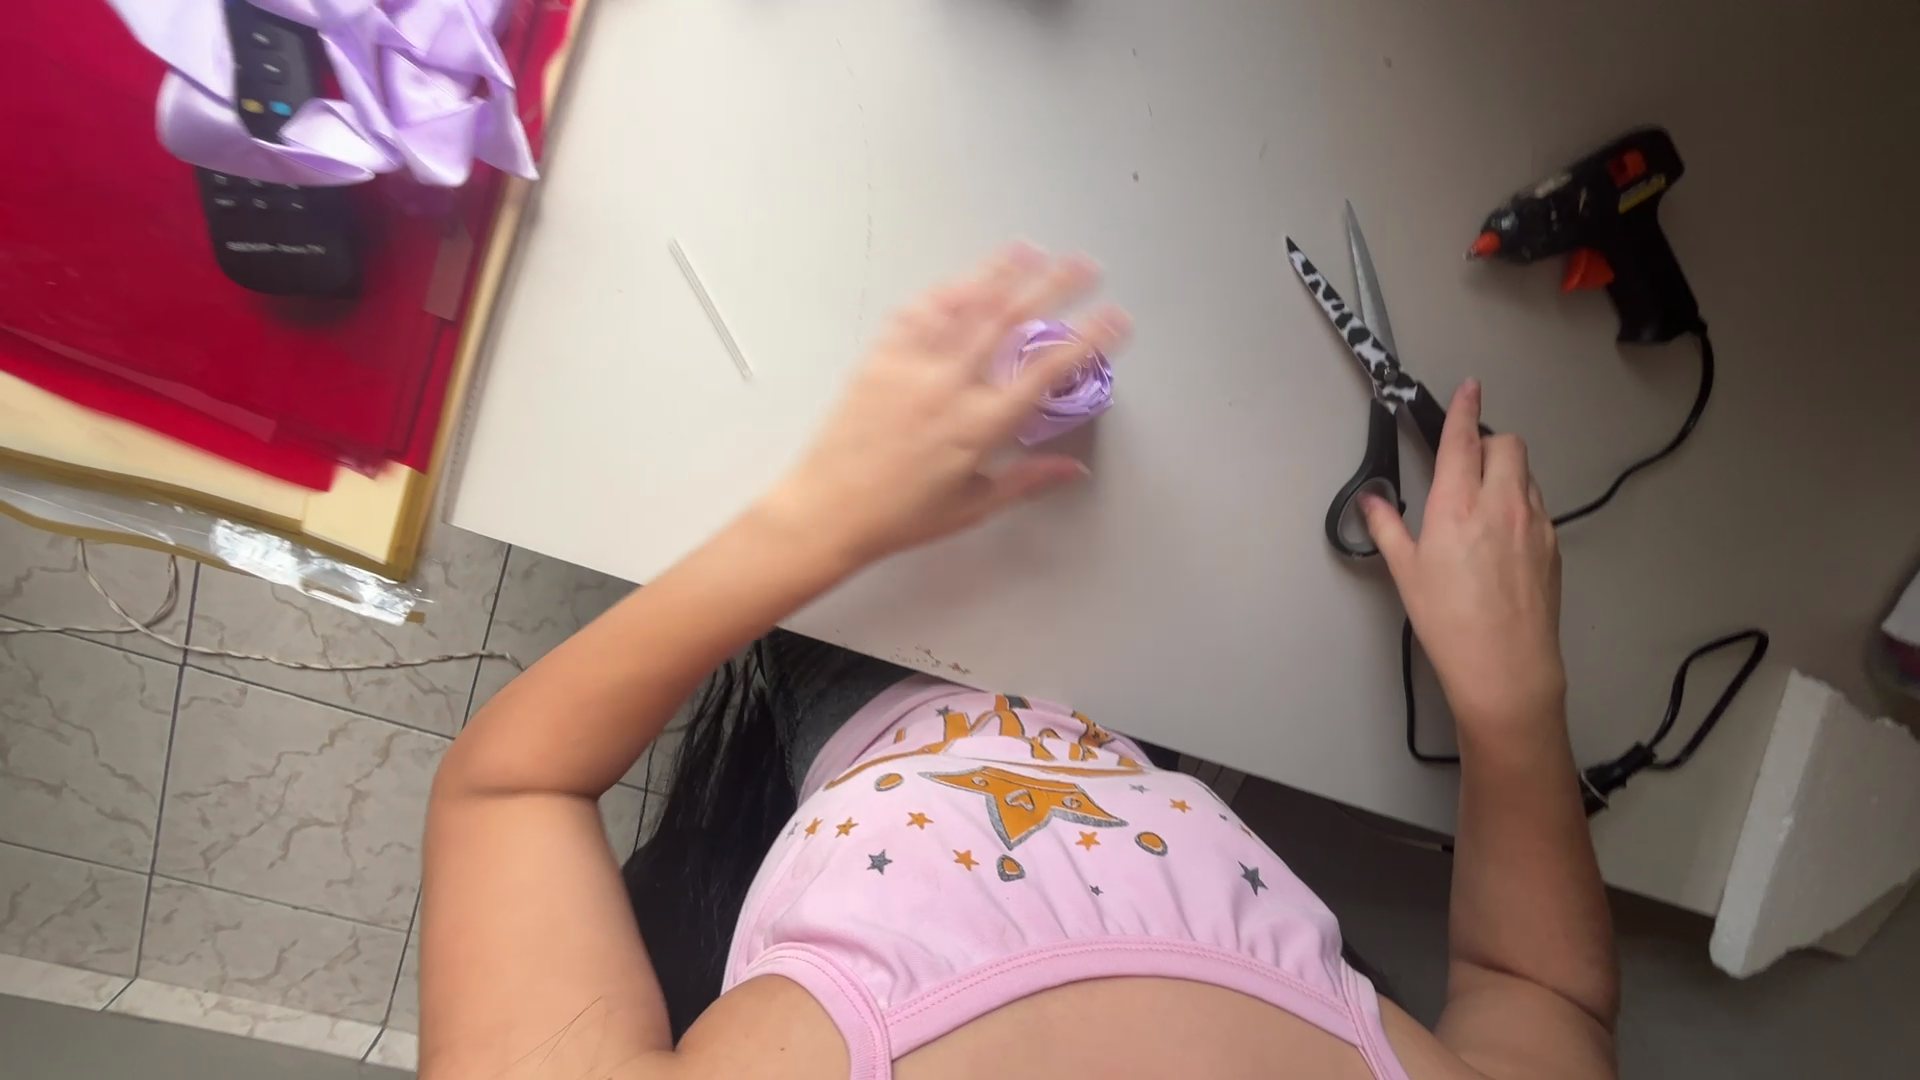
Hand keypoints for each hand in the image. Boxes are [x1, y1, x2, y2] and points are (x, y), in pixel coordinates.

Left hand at [759, 244, 1129, 564]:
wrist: (828, 511)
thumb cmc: (896, 517)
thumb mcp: (973, 507)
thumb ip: (1027, 481)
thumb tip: (1070, 470)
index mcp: (977, 426)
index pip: (1046, 371)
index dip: (1087, 340)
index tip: (1112, 321)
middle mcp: (947, 387)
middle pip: (1010, 319)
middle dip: (1055, 285)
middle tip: (1083, 266)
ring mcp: (910, 368)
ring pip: (964, 305)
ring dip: (1001, 272)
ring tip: (1029, 251)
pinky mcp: (879, 360)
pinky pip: (916, 314)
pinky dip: (943, 292)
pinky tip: (960, 280)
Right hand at [1360, 380, 1566, 737]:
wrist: (1505, 664)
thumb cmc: (1444, 617)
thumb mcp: (1403, 570)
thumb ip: (1386, 526)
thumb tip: (1371, 500)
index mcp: (1456, 506)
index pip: (1462, 441)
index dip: (1462, 408)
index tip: (1468, 385)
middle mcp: (1502, 504)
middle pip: (1507, 444)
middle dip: (1487, 439)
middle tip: (1464, 458)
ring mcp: (1535, 522)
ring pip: (1526, 472)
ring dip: (1505, 468)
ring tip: (1480, 497)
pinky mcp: (1553, 543)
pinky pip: (1537, 502)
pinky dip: (1519, 498)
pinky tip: (1500, 530)